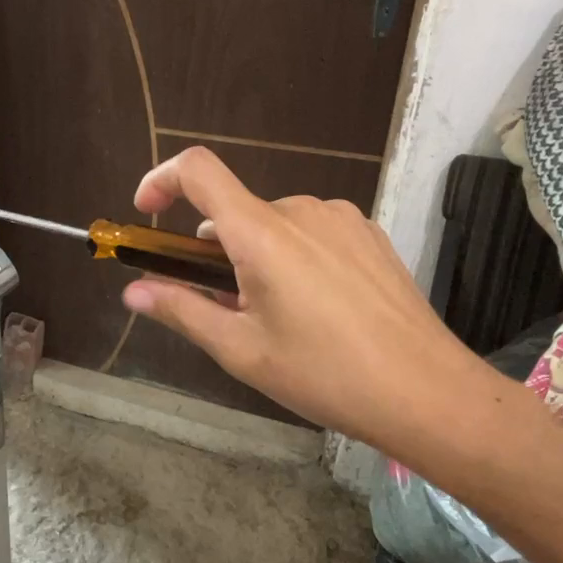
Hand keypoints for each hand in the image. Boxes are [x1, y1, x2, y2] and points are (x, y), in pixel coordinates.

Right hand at [119, 147, 482, 445]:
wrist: (429, 393)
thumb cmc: (325, 374)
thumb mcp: (240, 350)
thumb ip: (181, 310)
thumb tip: (133, 291)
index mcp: (261, 233)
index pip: (197, 170)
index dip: (161, 180)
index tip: (148, 213)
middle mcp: (300, 209)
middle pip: (235, 210)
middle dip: (215, 252)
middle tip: (226, 309)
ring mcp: (341, 218)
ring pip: (272, 224)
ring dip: (255, 257)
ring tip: (277, 318)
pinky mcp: (369, 234)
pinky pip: (310, 232)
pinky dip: (292, 257)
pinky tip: (317, 310)